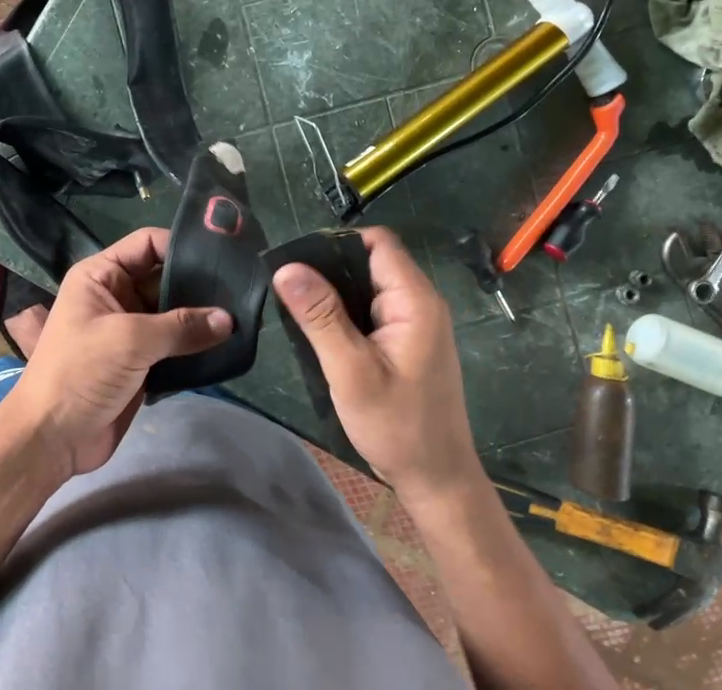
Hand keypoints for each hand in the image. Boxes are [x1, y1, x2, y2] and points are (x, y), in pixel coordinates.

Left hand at [4, 228, 230, 476]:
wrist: (51, 437)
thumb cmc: (81, 372)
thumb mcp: (130, 340)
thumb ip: (181, 326)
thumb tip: (229, 320)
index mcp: (100, 275)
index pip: (147, 244)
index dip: (182, 246)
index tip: (224, 254)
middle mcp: (115, 296)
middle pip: (165, 278)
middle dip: (200, 285)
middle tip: (245, 289)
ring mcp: (128, 331)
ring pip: (173, 314)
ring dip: (202, 318)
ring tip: (245, 316)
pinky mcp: (140, 363)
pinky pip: (174, 345)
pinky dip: (196, 346)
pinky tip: (228, 346)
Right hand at [271, 227, 481, 498]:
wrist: (435, 478)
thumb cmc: (397, 425)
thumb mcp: (351, 370)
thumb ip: (320, 316)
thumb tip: (287, 267)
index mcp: (414, 301)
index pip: (378, 243)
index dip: (336, 243)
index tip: (297, 264)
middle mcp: (419, 303)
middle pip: (369, 262)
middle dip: (328, 270)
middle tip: (288, 292)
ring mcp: (414, 324)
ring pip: (366, 288)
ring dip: (333, 296)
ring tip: (297, 312)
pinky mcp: (405, 342)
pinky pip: (370, 312)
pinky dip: (344, 316)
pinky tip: (320, 335)